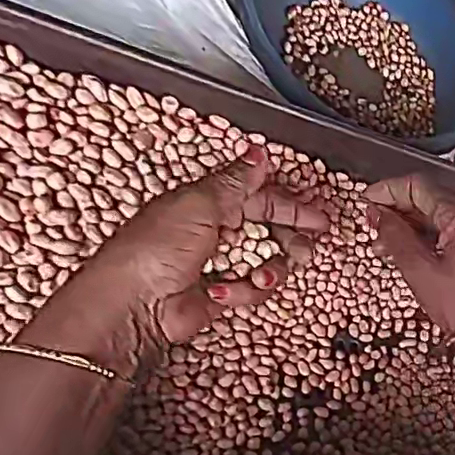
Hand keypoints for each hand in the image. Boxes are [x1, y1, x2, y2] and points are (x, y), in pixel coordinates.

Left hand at [27, 145, 326, 371]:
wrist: (136, 303)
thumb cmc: (157, 249)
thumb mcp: (200, 204)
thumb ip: (236, 181)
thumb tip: (258, 152)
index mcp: (210, 204)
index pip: (261, 200)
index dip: (291, 209)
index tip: (319, 220)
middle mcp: (219, 232)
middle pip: (272, 233)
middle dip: (289, 244)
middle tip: (301, 252)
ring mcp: (222, 264)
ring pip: (269, 264)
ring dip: (268, 272)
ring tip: (258, 278)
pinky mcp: (224, 293)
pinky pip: (253, 290)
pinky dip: (242, 292)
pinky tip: (221, 292)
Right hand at [366, 175, 454, 336]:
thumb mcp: (418, 269)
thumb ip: (394, 235)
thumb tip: (377, 214)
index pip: (419, 187)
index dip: (388, 191)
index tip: (368, 199)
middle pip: (426, 197)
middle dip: (395, 208)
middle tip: (372, 220)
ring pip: (431, 213)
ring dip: (405, 223)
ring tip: (382, 239)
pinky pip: (440, 229)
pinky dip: (419, 235)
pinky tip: (400, 247)